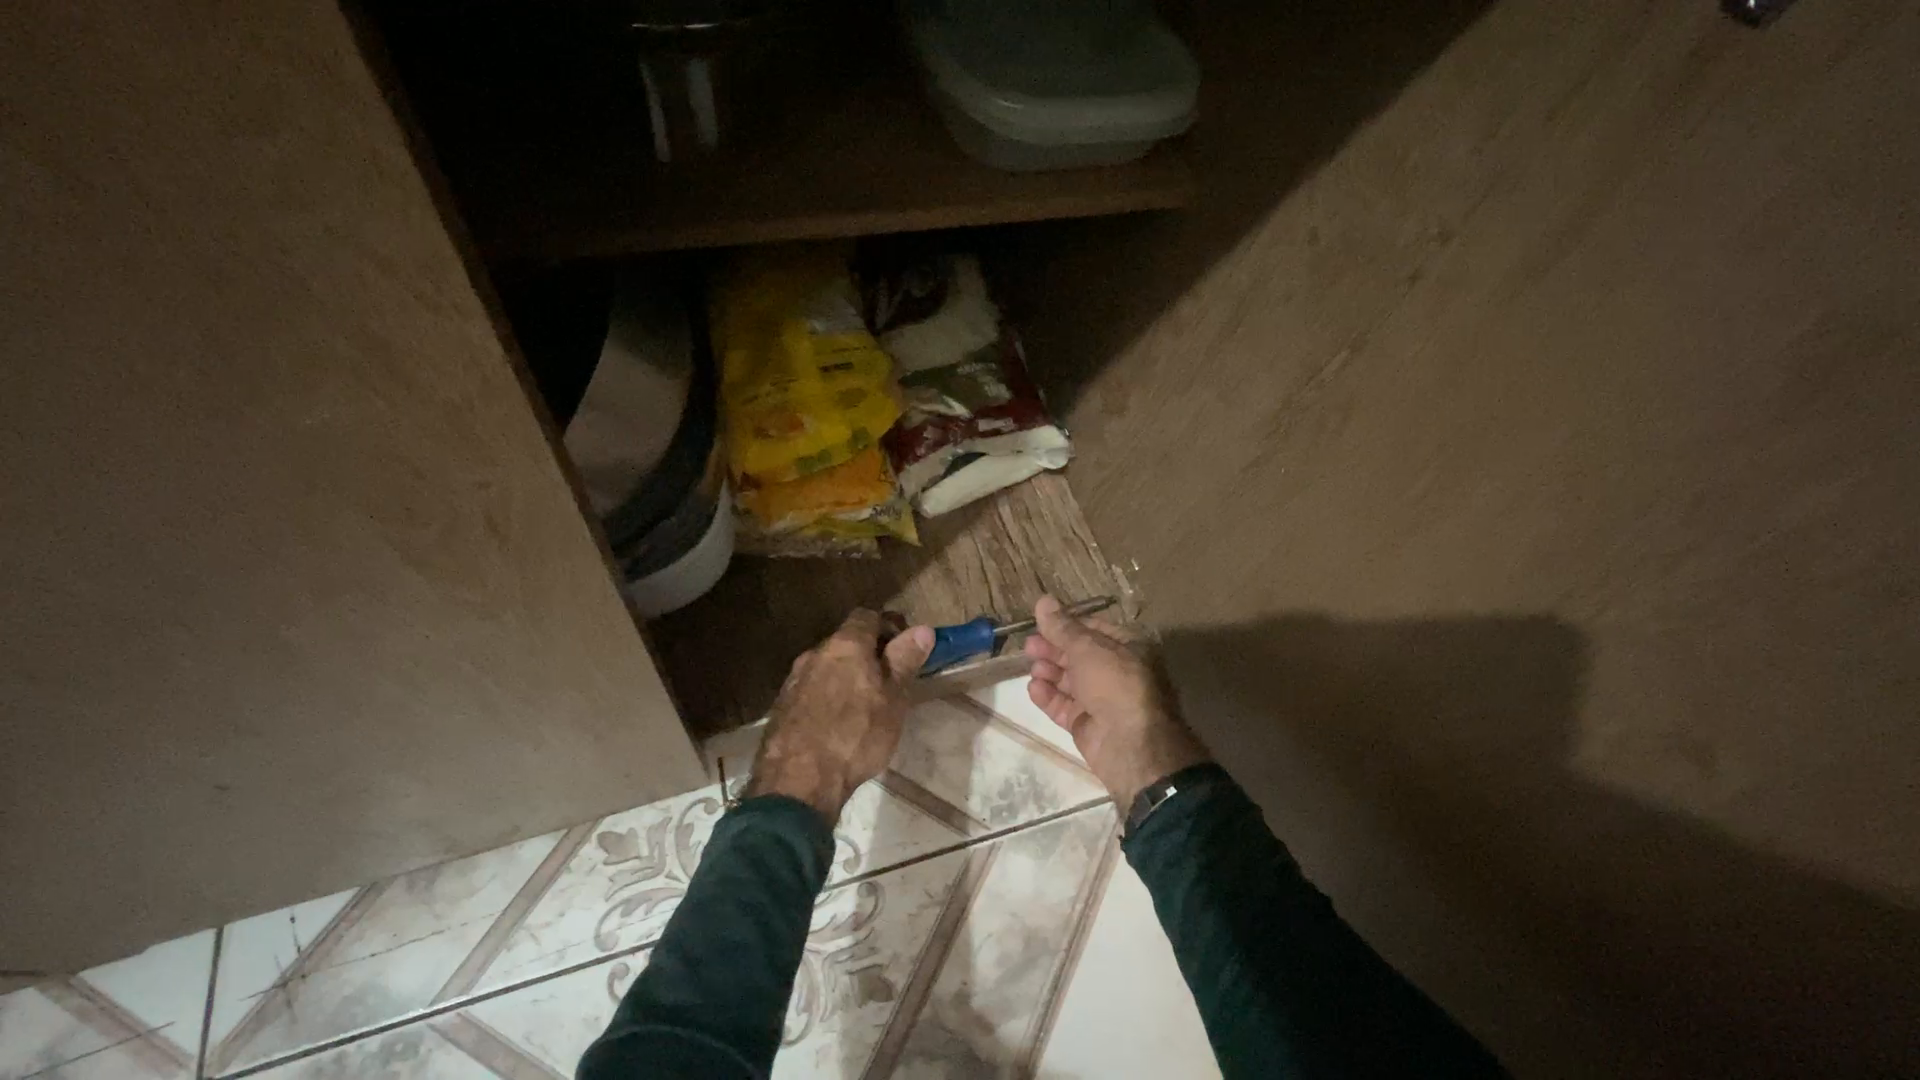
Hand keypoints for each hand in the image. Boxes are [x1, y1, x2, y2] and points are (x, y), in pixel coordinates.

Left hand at [744, 609, 934, 824]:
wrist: (798, 780)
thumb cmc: (857, 735)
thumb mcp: (893, 699)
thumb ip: (905, 661)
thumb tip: (922, 629)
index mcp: (846, 645)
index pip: (867, 616)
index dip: (888, 626)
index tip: (904, 646)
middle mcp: (815, 653)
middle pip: (845, 641)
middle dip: (867, 653)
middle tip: (888, 679)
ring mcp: (794, 680)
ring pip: (827, 666)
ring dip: (845, 676)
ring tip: (863, 704)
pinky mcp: (782, 706)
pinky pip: (811, 689)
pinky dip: (827, 697)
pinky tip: (836, 722)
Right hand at [1023, 596, 1208, 806]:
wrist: (1130, 744)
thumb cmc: (1115, 683)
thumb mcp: (1087, 648)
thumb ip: (1062, 627)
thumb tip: (1043, 600)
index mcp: (1128, 648)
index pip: (1094, 629)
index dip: (1067, 625)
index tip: (1041, 623)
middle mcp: (1118, 672)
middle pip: (1079, 655)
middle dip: (1053, 649)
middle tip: (1029, 646)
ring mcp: (1102, 700)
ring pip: (1070, 681)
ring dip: (1050, 671)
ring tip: (1033, 667)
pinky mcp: (1088, 724)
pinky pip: (1064, 706)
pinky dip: (1049, 696)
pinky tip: (1034, 688)